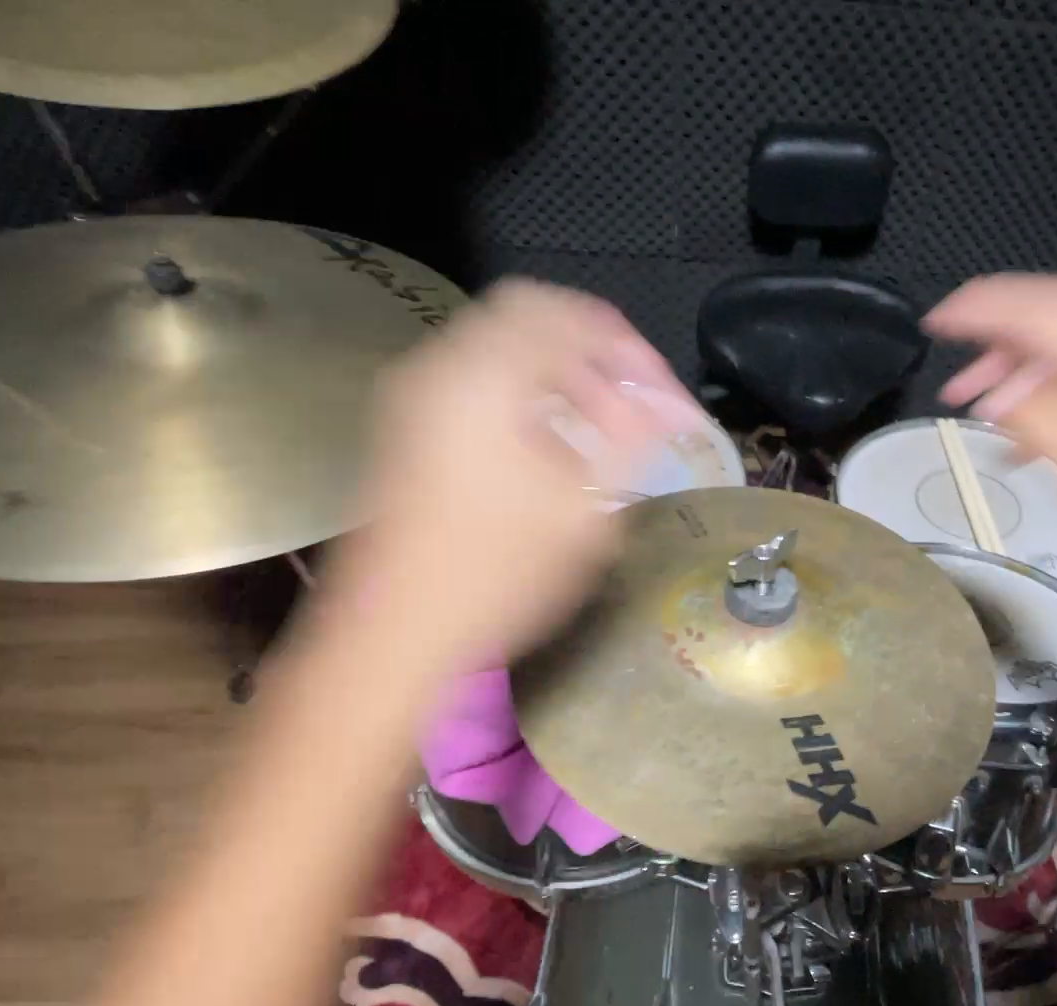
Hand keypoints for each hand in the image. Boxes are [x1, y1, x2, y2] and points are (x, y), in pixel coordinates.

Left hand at [323, 280, 684, 667]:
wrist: (393, 638)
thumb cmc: (493, 578)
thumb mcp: (582, 510)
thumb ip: (631, 440)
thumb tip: (664, 405)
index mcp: (482, 378)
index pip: (567, 316)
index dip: (626, 347)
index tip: (659, 395)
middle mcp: (441, 372)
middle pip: (530, 318)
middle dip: (594, 353)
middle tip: (633, 402)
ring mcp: (417, 401)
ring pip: (503, 349)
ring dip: (562, 375)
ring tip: (604, 430)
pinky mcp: (410, 431)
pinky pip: (480, 382)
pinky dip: (528, 395)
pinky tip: (556, 448)